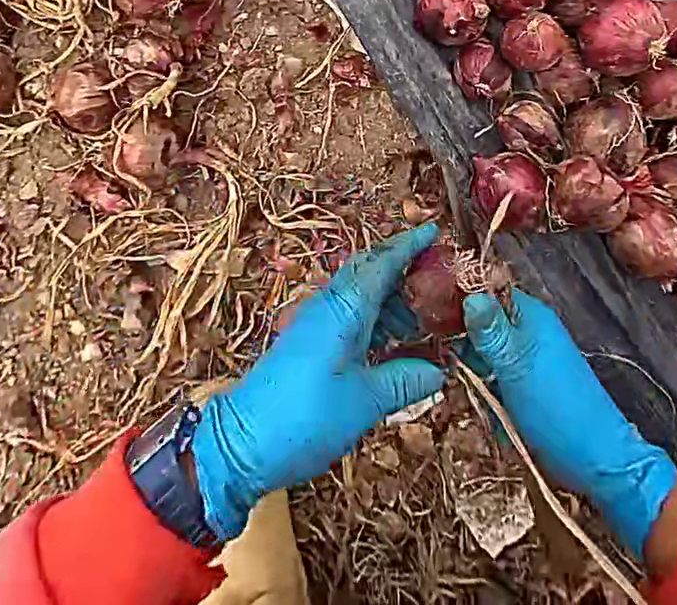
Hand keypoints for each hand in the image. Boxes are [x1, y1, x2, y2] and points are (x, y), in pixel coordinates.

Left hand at [188, 224, 447, 537]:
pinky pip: (350, 314)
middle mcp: (330, 306)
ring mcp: (316, 322)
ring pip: (361, 294)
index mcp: (345, 308)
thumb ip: (405, 380)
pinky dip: (376, 318)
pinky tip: (394, 339)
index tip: (434, 231)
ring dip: (392, 297)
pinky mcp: (309, 342)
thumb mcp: (365, 401)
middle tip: (438, 275)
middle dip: (404, 267)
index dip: (410, 245)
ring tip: (424, 314)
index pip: (383, 262)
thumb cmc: (306, 417)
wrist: (237, 447)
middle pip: (370, 270)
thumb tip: (439, 371)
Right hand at [463, 290, 676, 557]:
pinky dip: (482, 388)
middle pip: (479, 322)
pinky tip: (475, 402)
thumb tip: (470, 293)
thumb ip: (491, 331)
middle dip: (458, 338)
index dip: (456, 298)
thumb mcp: (517, 367)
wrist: (596, 459)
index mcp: (529, 315)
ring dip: (469, 368)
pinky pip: (492, 377)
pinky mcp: (523, 386)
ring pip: (482, 352)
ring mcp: (525, 359)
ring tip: (456, 381)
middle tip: (437, 354)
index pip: (485, 290)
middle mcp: (526, 330)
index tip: (425, 311)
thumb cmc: (558, 408)